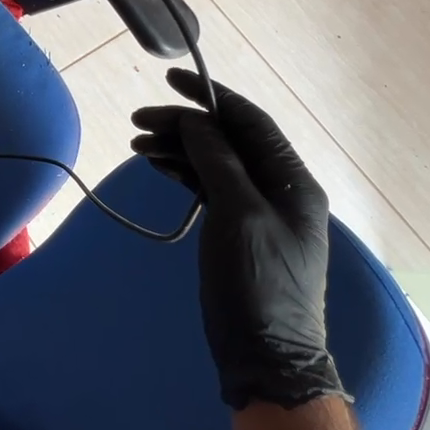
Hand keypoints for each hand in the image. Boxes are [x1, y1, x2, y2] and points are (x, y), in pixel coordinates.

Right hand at [130, 69, 346, 410]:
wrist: (265, 348)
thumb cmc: (255, 279)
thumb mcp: (237, 213)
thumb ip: (218, 161)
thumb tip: (198, 119)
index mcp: (292, 182)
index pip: (252, 123)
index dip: (212, 97)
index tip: (169, 81)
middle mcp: (277, 188)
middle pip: (227, 139)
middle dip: (184, 124)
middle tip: (138, 121)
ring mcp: (256, 207)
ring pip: (212, 159)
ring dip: (177, 146)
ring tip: (138, 144)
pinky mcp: (235, 224)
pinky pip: (206, 181)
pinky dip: (180, 168)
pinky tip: (156, 164)